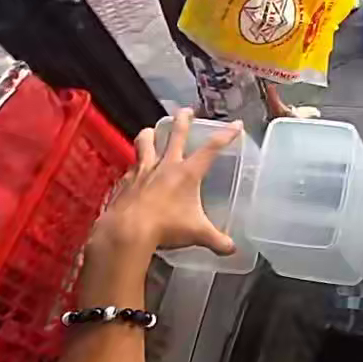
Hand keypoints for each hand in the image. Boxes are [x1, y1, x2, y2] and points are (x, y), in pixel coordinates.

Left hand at [88, 109, 241, 261]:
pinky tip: (134, 171)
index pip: (212, 148)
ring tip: (151, 131)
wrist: (126, 231)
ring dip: (149, 135)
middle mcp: (166, 166)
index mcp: (187, 173)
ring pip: (146, 143)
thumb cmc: (166, 228)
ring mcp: (143, 171)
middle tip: (186, 111)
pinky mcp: (125, 181)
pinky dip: (134, 166)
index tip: (236, 124)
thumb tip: (232, 250)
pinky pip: (131, 167)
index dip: (226, 135)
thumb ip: (217, 240)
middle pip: (176, 135)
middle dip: (183, 121)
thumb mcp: (197, 234)